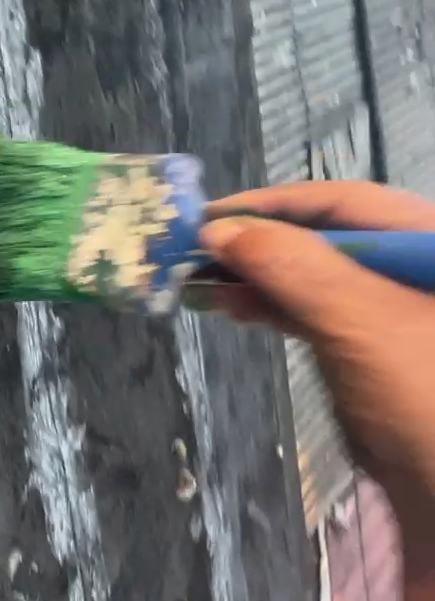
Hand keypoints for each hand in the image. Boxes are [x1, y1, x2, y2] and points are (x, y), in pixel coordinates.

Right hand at [198, 181, 434, 501]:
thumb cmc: (432, 398)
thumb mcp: (365, 323)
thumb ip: (294, 266)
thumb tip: (216, 229)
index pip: (351, 201)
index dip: (272, 204)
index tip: (203, 219)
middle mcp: (424, 271)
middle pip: (332, 235)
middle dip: (256, 241)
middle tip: (190, 253)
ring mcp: (406, 312)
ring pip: (319, 273)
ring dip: (255, 273)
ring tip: (200, 282)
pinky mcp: (384, 347)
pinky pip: (320, 307)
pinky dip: (272, 302)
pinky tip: (234, 307)